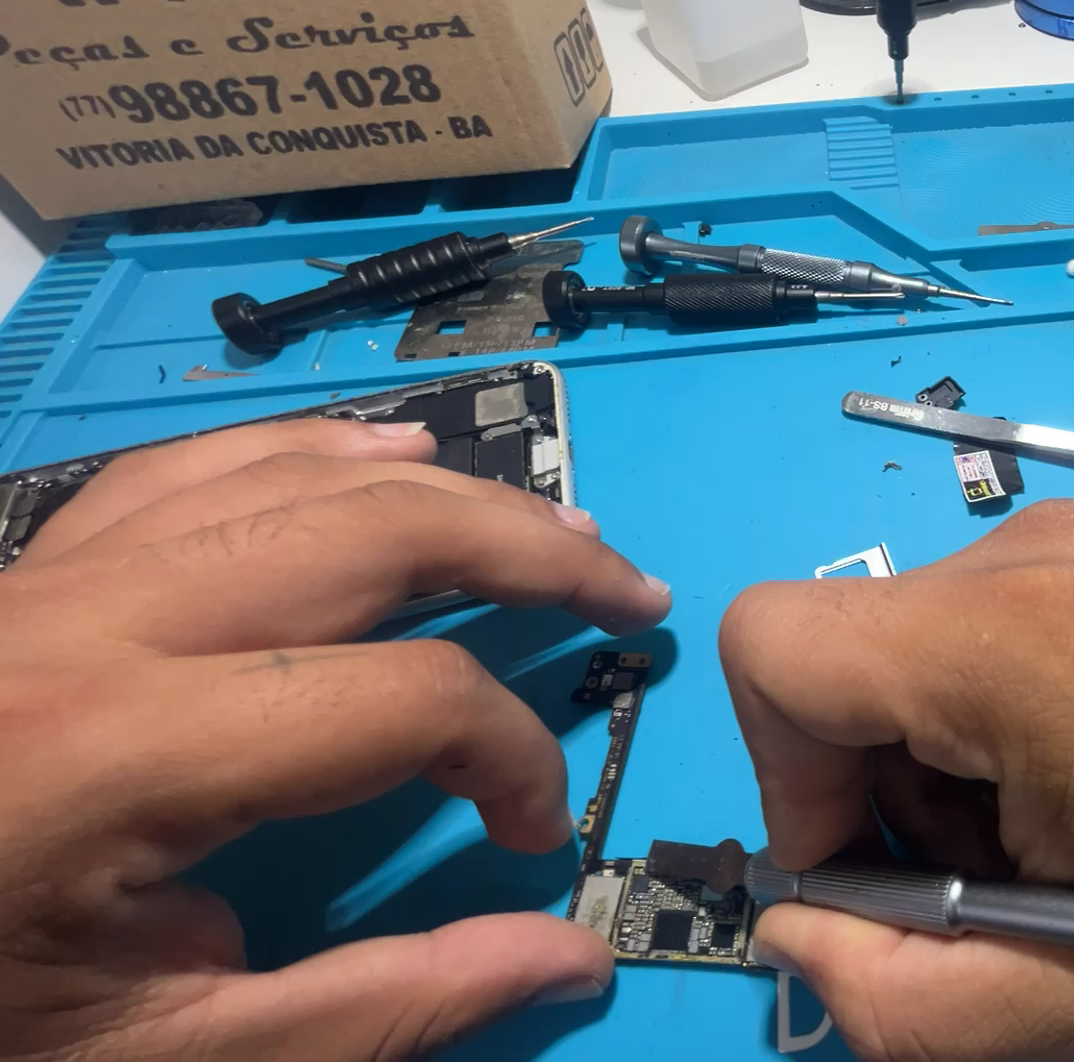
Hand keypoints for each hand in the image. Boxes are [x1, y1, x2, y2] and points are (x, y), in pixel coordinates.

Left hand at [0, 419, 670, 1060]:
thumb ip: (392, 1003)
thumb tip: (577, 961)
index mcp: (116, 751)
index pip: (414, 701)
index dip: (514, 761)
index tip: (535, 835)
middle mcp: (96, 622)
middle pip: (392, 535)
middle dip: (545, 558)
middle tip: (634, 590)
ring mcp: (54, 573)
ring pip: (320, 478)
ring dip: (470, 496)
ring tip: (567, 524)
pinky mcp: (37, 567)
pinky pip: (211, 467)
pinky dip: (330, 450)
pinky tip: (400, 451)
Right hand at [720, 499, 1073, 1059]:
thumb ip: (900, 997)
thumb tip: (798, 924)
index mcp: (1004, 634)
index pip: (771, 645)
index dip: (784, 775)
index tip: (876, 863)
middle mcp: (1020, 551)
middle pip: (838, 657)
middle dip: (875, 785)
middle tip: (991, 872)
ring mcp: (1062, 536)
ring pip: (904, 648)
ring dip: (938, 758)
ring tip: (1055, 829)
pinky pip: (971, 626)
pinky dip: (985, 714)